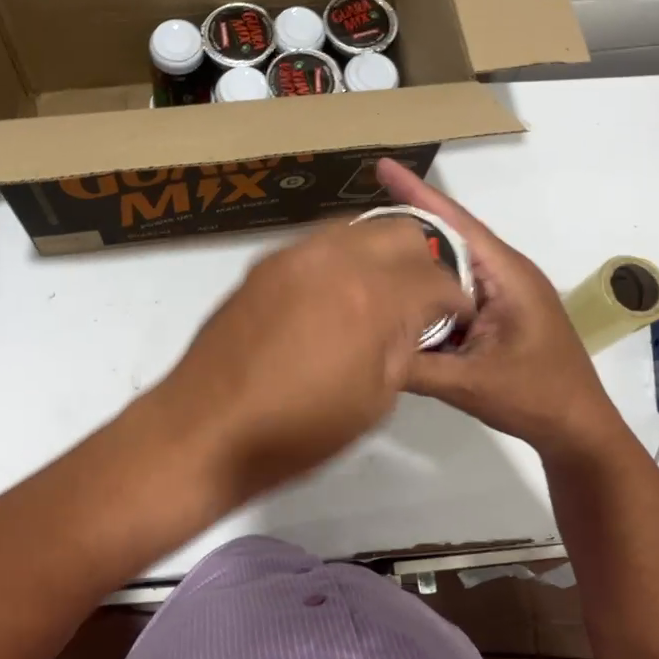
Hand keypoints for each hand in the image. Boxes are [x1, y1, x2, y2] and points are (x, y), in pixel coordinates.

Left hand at [150, 216, 475, 500]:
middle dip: (422, 262)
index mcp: (371, 298)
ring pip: (357, 226)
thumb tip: (413, 323)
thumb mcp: (373, 401)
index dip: (454, 300)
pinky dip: (341, 257)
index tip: (454, 319)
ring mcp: (293, 256)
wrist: (204, 429)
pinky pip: (318, 242)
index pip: (436, 277)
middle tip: (420, 301)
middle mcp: (335, 259)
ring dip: (380, 252)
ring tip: (379, 292)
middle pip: (401, 231)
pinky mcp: (263, 263)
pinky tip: (336, 294)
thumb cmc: (296, 432)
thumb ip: (402, 347)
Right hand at [374, 159, 623, 456]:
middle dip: (407, 221)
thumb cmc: (536, 398)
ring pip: (452, 265)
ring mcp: (504, 294)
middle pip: (450, 237)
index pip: (456, 223)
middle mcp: (506, 274)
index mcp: (506, 276)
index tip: (382, 166)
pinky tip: (398, 293)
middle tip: (357, 217)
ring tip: (368, 248)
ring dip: (416, 256)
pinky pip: (457, 289)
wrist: (579, 429)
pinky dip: (428, 286)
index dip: (418, 194)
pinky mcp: (499, 314)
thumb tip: (361, 347)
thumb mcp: (470, 384)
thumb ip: (416, 366)